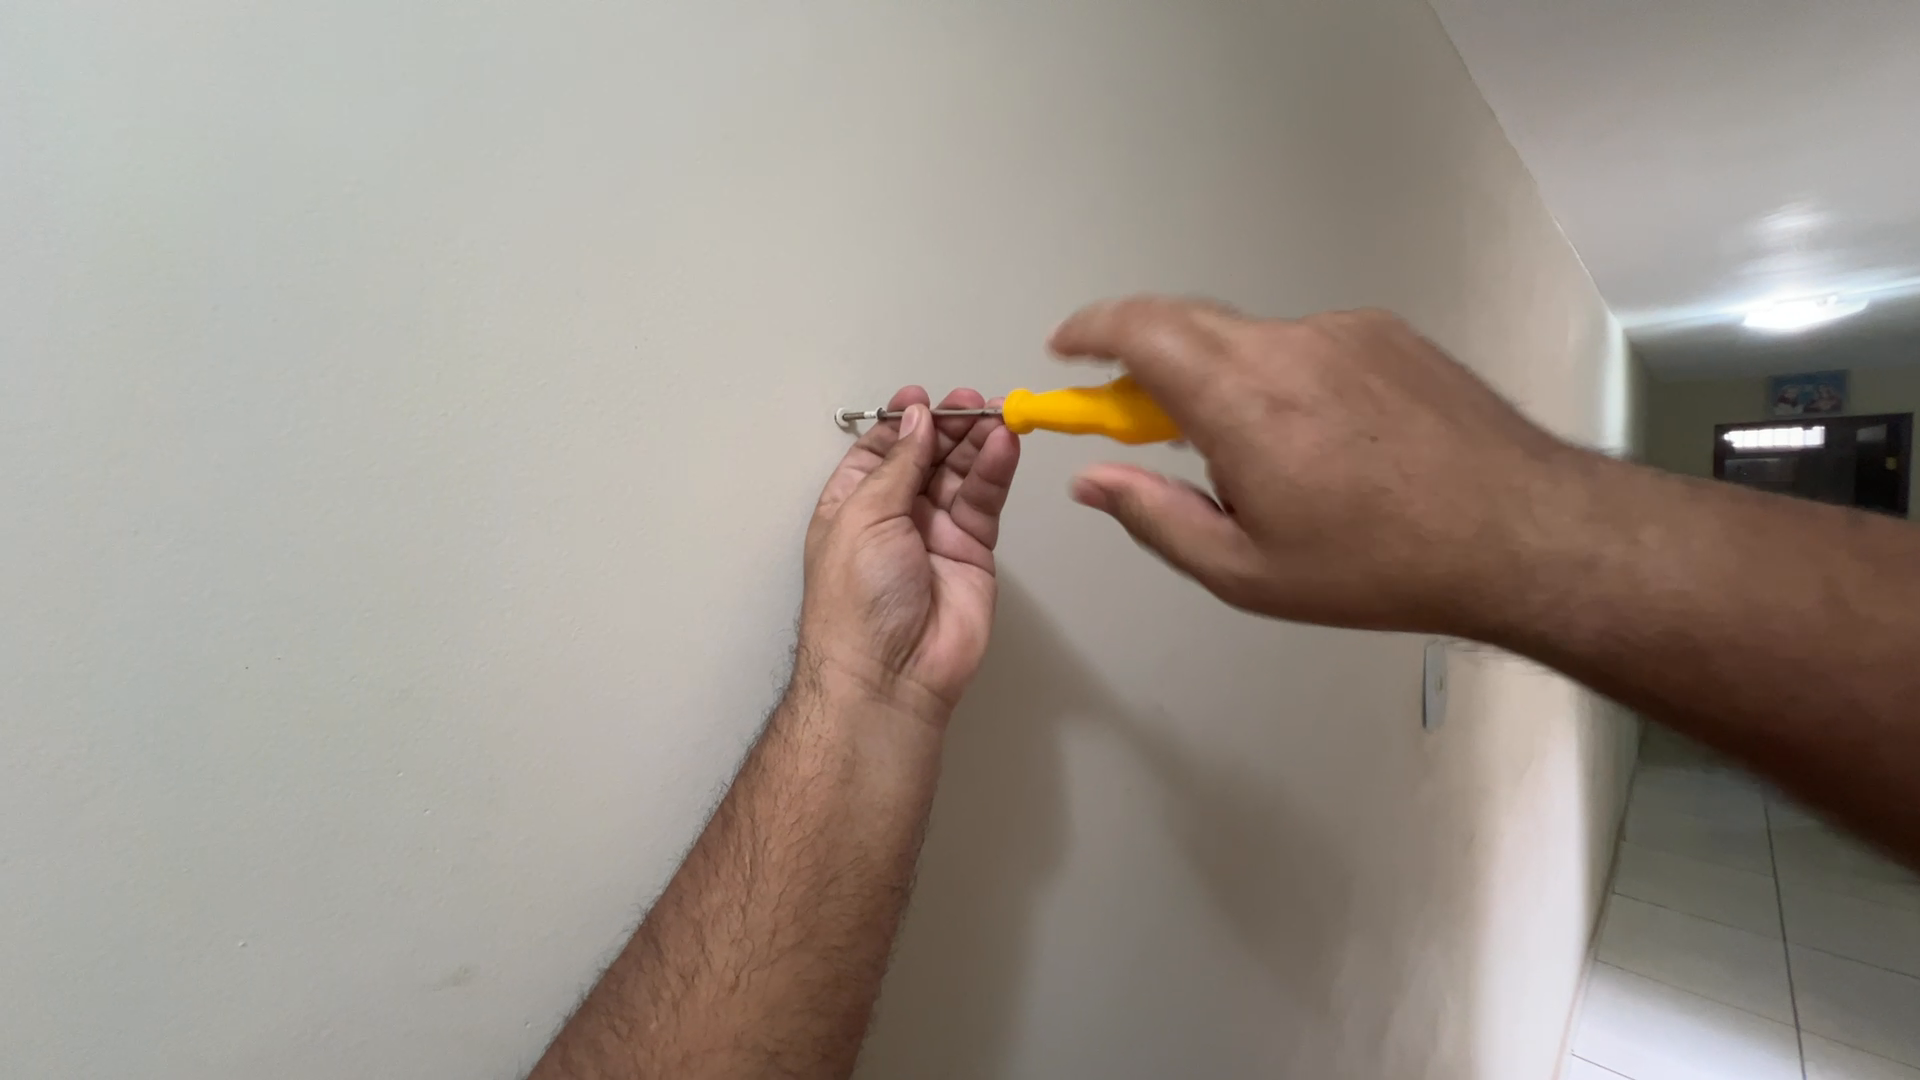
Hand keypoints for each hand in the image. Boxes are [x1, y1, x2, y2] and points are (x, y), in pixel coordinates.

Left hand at [799, 386, 1021, 720]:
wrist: (892, 674)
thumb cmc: (857, 600)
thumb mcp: (863, 516)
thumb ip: (898, 464)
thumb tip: (917, 419)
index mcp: (854, 505)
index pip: (881, 451)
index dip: (903, 423)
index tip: (923, 398)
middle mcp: (895, 516)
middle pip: (927, 457)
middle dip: (948, 427)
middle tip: (973, 401)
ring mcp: (936, 533)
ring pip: (961, 475)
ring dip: (978, 443)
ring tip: (998, 415)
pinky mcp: (973, 550)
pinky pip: (985, 502)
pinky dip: (996, 471)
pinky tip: (1005, 445)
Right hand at [1052, 297, 1577, 634]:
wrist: (1526, 535)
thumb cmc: (1371, 566)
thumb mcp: (1242, 570)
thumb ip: (1153, 517)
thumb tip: (1090, 480)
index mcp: (1242, 400)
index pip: (1141, 330)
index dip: (1089, 330)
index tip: (1062, 348)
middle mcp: (1287, 344)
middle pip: (1182, 320)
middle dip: (1137, 355)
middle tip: (1133, 413)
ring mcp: (1342, 330)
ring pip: (1243, 336)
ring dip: (1212, 375)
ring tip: (1246, 451)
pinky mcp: (1385, 333)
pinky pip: (1299, 343)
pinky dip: (1269, 375)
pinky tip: (1310, 437)